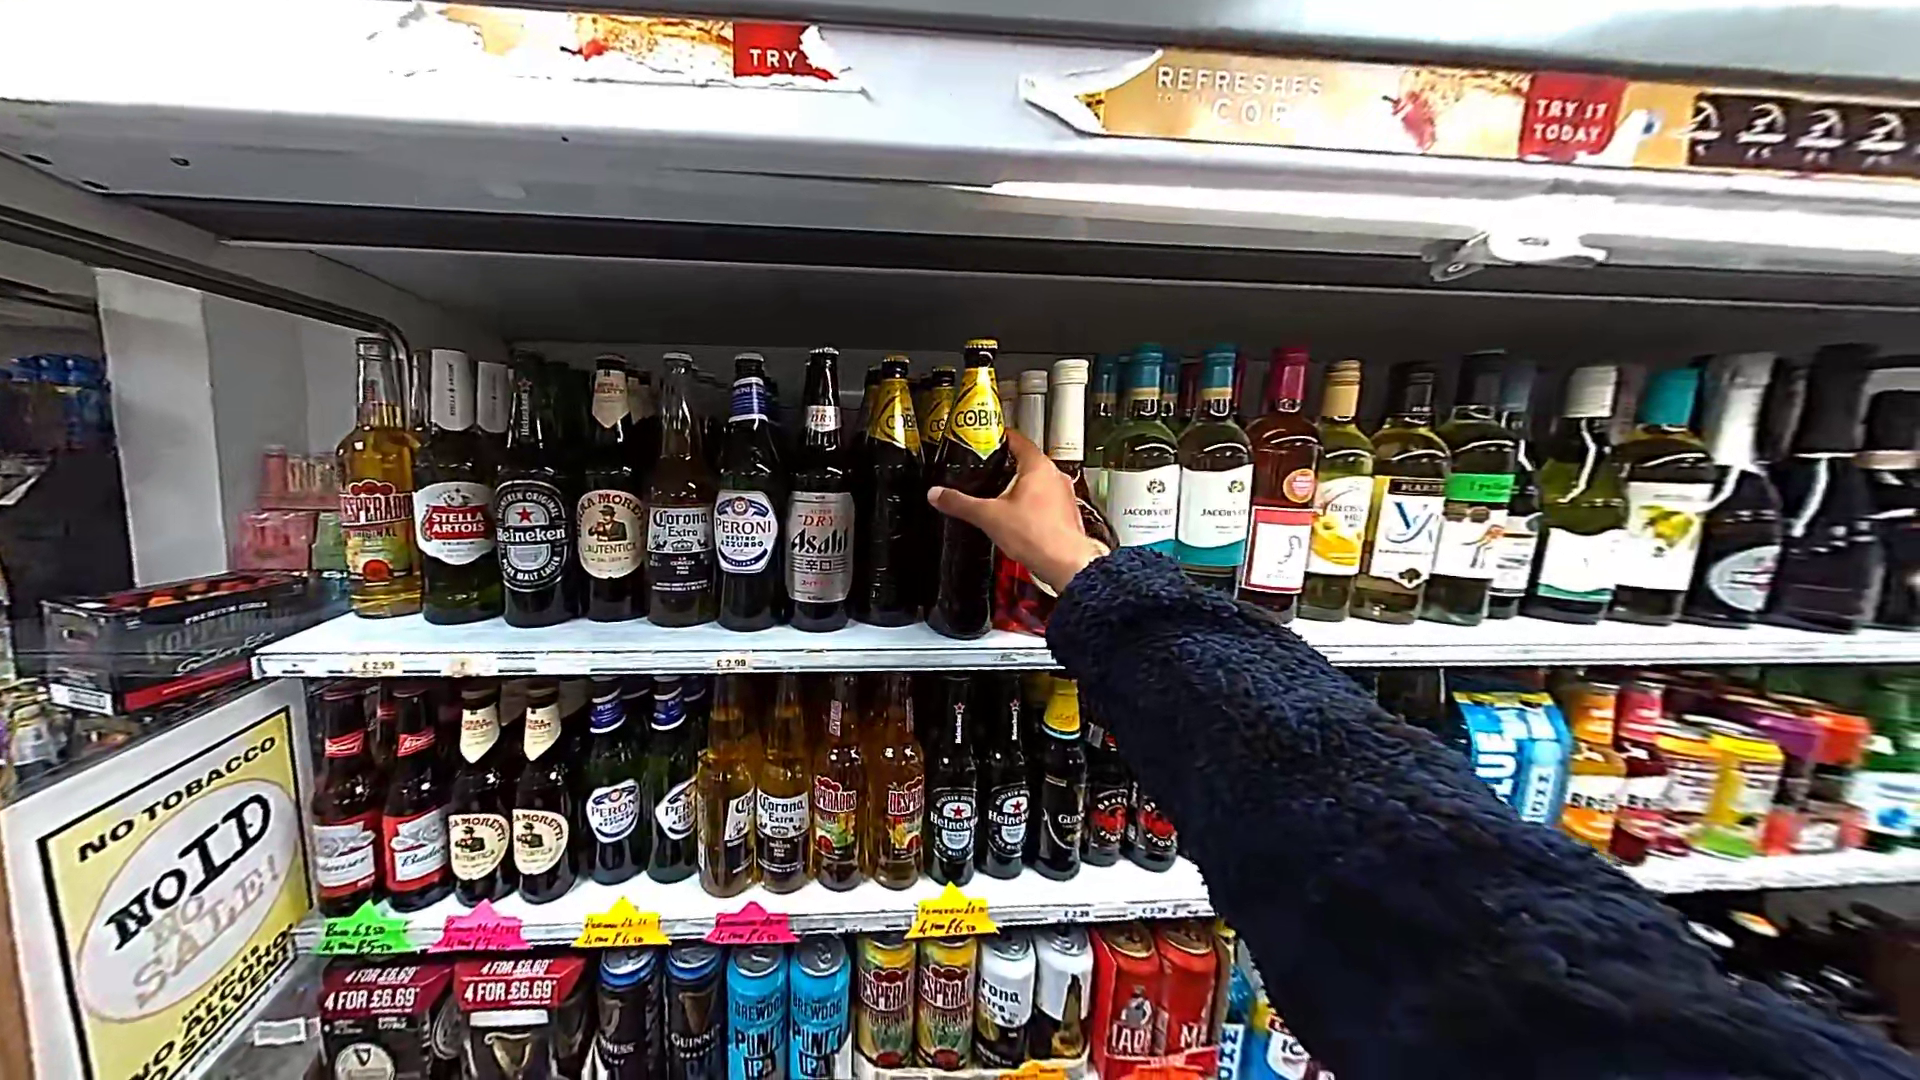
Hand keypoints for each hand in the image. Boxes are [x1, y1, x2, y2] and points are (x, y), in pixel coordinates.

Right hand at [927, 429, 1109, 593]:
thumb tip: (938, 494)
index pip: (1017, 440)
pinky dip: (1033, 504)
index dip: (1000, 438)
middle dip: (1007, 465)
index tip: (988, 439)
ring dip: (1021, 486)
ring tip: (1001, 495)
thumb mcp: (988, 517)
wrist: (1065, 563)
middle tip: (988, 470)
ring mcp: (1064, 495)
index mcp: (1038, 467)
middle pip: (1028, 461)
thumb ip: (960, 503)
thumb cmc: (1037, 536)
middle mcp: (1055, 476)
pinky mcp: (1067, 513)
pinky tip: (1020, 518)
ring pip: (1039, 482)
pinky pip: (1047, 500)